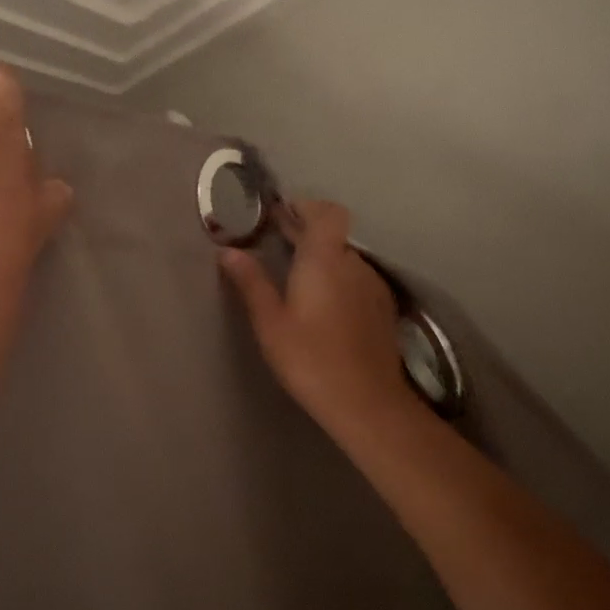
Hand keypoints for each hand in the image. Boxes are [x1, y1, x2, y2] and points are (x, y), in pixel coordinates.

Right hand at [218, 200, 416, 428]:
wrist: (367, 403)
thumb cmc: (310, 358)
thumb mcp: (270, 322)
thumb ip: (251, 282)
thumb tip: (228, 251)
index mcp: (324, 259)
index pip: (326, 211)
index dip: (305, 206)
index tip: (280, 214)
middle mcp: (353, 263)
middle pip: (333, 233)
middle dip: (305, 232)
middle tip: (275, 239)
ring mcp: (372, 286)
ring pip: (345, 258)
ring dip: (322, 258)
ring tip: (294, 274)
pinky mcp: (382, 309)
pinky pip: (356, 280)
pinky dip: (337, 280)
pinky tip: (321, 304)